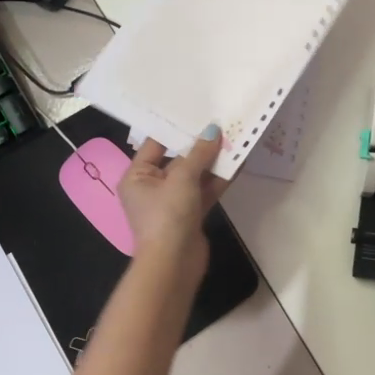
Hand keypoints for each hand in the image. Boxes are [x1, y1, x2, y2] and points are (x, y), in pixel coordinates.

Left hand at [118, 125, 229, 268]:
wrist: (174, 264)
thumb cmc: (168, 215)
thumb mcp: (182, 178)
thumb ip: (199, 153)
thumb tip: (214, 130)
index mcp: (137, 176)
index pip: (155, 144)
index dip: (176, 128)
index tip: (196, 111)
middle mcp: (152, 187)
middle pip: (178, 159)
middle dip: (200, 145)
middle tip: (221, 122)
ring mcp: (172, 202)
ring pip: (194, 175)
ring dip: (213, 161)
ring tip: (235, 138)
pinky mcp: (190, 214)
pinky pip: (204, 190)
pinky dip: (218, 179)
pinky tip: (237, 164)